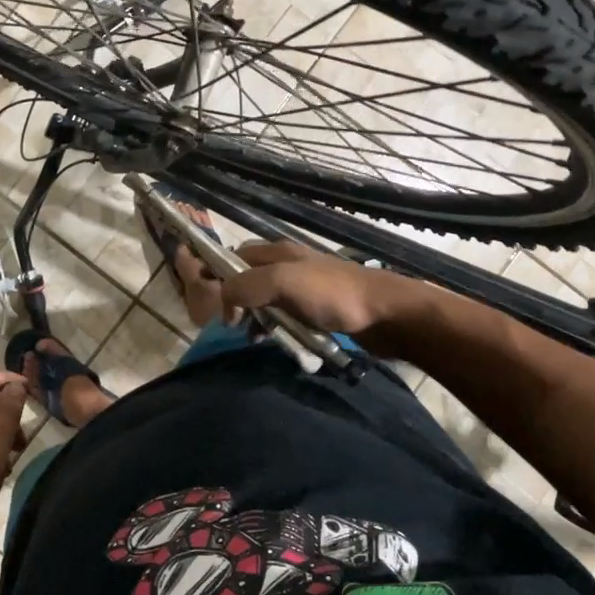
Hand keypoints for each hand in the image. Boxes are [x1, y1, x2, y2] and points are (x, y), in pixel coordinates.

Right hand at [221, 242, 441, 341]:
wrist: (386, 313)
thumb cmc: (332, 294)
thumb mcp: (281, 282)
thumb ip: (246, 286)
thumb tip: (222, 300)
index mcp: (278, 252)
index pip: (236, 256)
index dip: (219, 273)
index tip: (208, 300)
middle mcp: (288, 265)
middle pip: (249, 279)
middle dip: (236, 300)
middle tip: (231, 325)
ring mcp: (305, 287)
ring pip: (267, 300)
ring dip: (255, 317)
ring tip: (251, 338)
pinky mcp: (318, 309)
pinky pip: (286, 316)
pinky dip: (276, 328)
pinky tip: (277, 342)